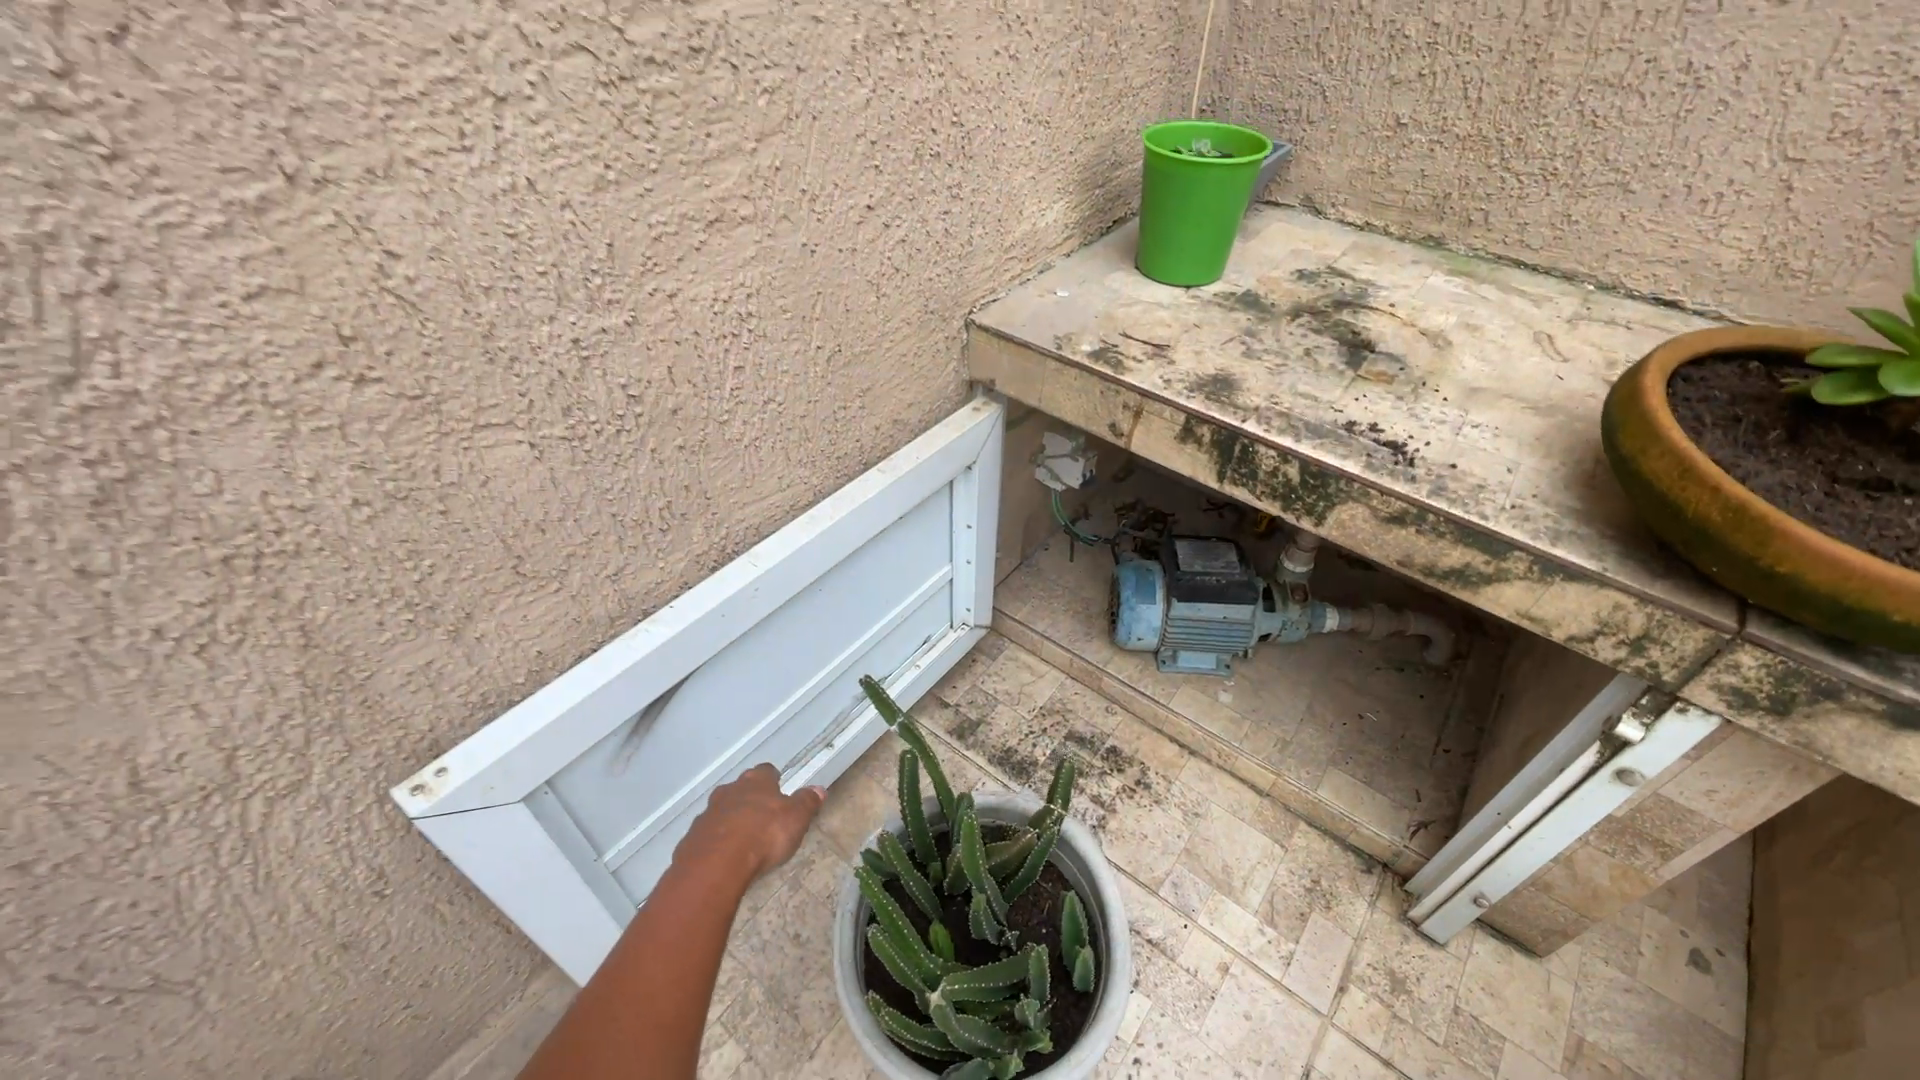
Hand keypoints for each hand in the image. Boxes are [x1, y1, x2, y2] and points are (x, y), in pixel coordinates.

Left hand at [675, 764, 825, 882]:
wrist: (716, 864)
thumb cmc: (763, 835)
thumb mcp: (796, 819)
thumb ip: (807, 803)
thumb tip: (819, 789)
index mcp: (757, 783)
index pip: (766, 771)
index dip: (773, 779)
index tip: (779, 787)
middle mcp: (730, 792)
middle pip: (741, 788)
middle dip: (750, 798)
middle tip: (762, 814)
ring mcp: (708, 814)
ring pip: (722, 810)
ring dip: (731, 819)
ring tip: (743, 837)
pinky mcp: (693, 838)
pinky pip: (708, 834)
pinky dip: (716, 840)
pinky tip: (724, 855)